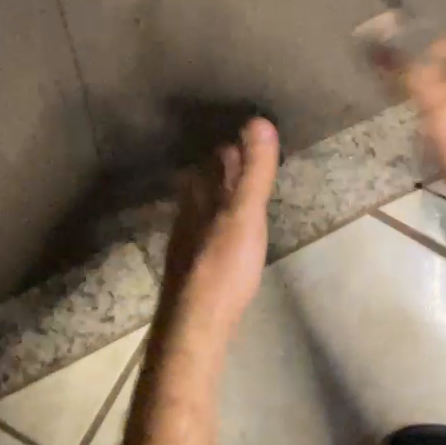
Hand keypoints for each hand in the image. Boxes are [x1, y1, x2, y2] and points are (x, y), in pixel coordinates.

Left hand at [161, 117, 280, 336]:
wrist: (194, 324)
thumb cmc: (222, 266)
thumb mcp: (244, 215)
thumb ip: (253, 172)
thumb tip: (258, 120)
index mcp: (199, 197)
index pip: (213, 161)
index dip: (231, 147)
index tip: (250, 136)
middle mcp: (187, 214)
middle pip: (204, 182)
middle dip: (223, 170)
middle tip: (247, 159)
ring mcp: (186, 242)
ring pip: (202, 208)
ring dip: (219, 197)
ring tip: (240, 193)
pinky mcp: (191, 268)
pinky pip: (204, 233)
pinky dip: (217, 223)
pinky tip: (224, 235)